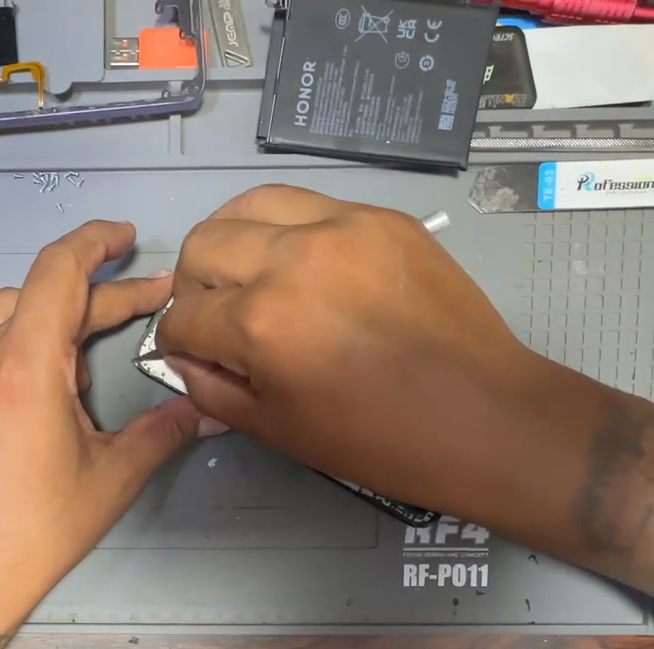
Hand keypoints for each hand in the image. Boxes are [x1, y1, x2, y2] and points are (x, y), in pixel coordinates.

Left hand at [0, 220, 209, 630]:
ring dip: (43, 326)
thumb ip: (164, 430)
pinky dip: (2, 356)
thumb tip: (208, 409)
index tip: (122, 237)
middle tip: (132, 316)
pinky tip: (21, 397)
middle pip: (35, 296)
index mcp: (24, 368)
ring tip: (74, 367)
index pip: (59, 271)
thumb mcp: (113, 478)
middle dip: (88, 300)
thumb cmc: (41, 531)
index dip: (94, 242)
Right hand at [156, 185, 573, 517]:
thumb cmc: (373, 439)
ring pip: (249, 204)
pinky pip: (306, 204)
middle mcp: (291, 257)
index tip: (191, 354)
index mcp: (259, 321)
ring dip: (232, 242)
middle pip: (202, 244)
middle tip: (215, 316)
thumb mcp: (275, 429)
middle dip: (193, 285)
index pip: (182, 316)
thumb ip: (212, 390)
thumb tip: (186, 359)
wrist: (479, 415)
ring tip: (250, 277)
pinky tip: (304, 269)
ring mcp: (341, 225)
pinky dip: (285, 232)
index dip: (175, 341)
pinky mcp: (380, 217)